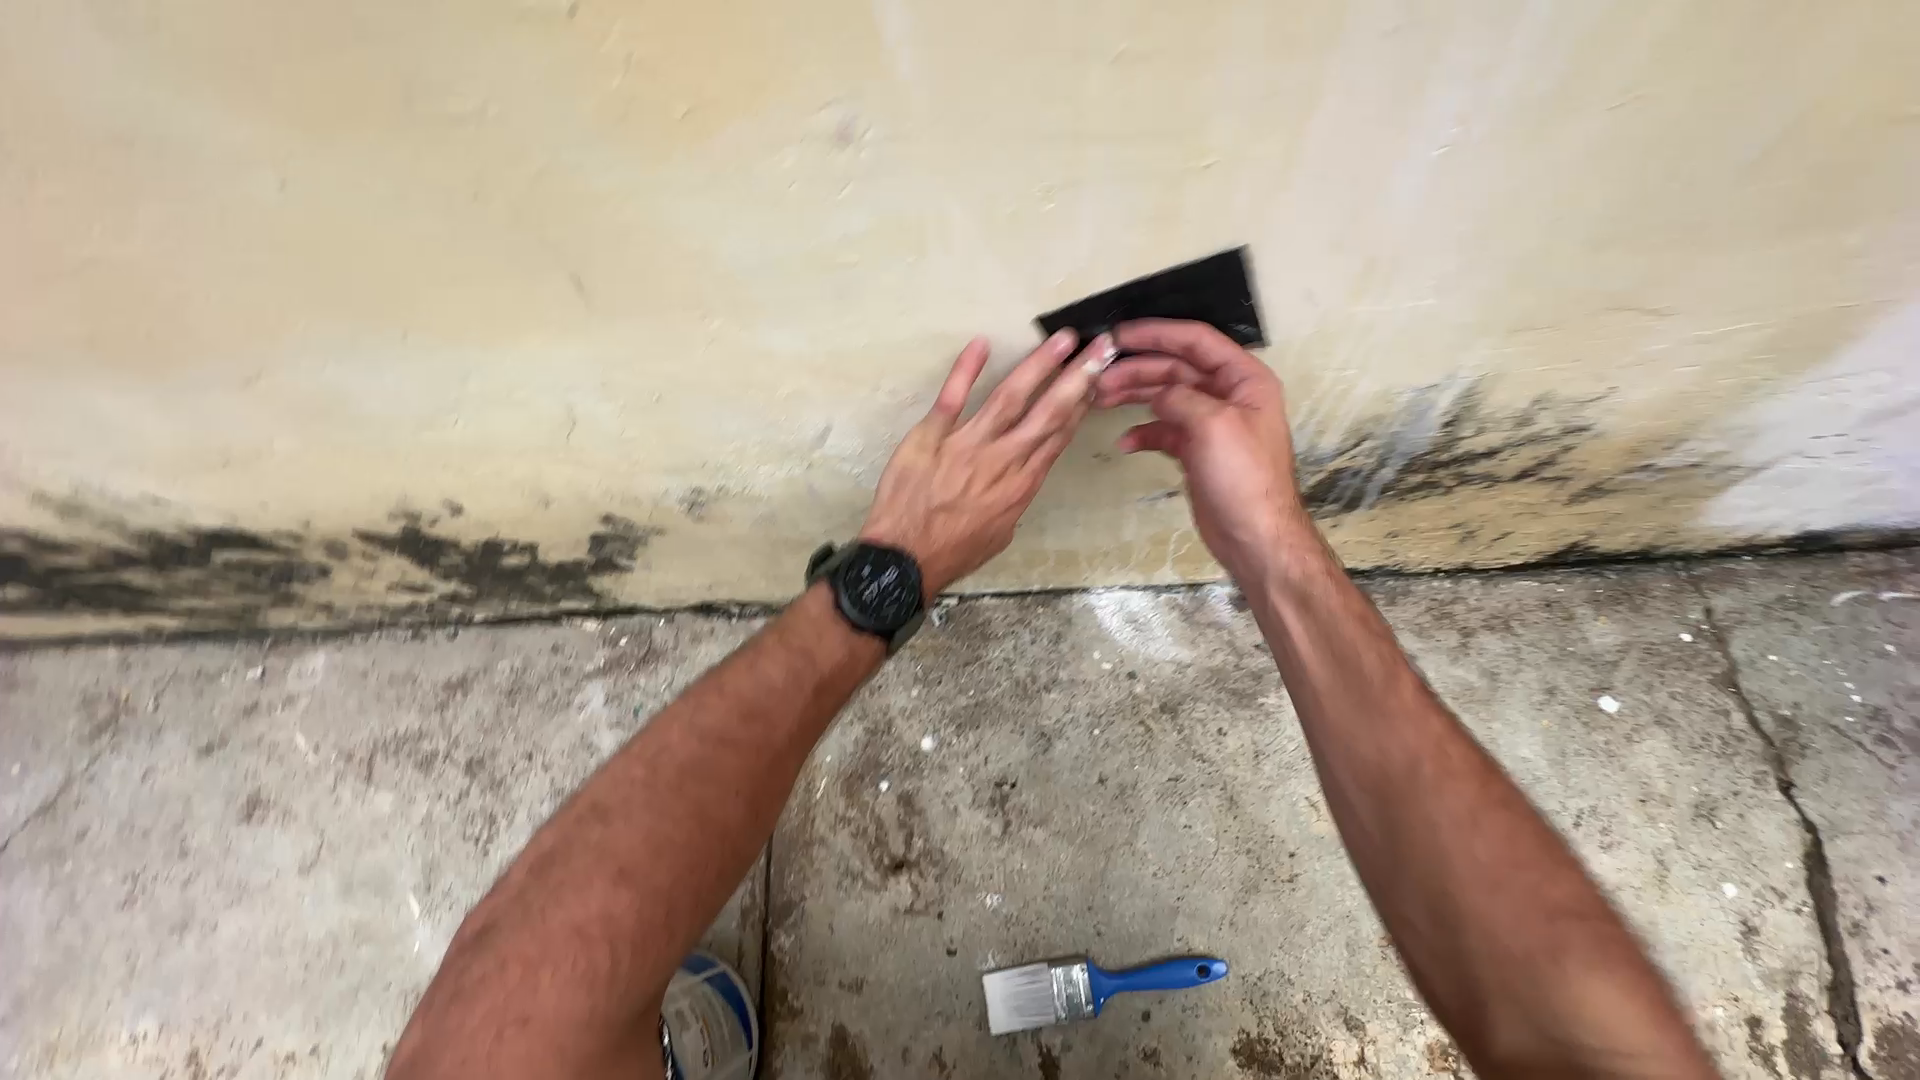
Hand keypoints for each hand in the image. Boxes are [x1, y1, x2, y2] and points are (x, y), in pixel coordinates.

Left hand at [860, 329, 1115, 595]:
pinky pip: (952, 397)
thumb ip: (1014, 499)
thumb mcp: (999, 533)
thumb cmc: (953, 552)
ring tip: (1062, 339)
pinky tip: (981, 343)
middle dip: (1077, 378)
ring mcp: (966, 445)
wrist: (905, 558)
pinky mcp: (930, 436)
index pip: (1057, 437)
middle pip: (1047, 413)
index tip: (1096, 381)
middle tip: (1099, 349)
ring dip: (1038, 366)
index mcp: (1020, 486)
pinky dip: (966, 369)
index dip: (1079, 407)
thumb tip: (1023, 476)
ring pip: (1009, 398)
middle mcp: (1001, 460)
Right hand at [1093, 319, 1310, 578]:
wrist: (1255, 536)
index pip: (1196, 341)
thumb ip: (1181, 398)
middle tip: (1100, 377)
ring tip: (1100, 400)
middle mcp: (1228, 395)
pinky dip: (1143, 433)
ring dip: (1134, 397)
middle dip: (1137, 370)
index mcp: (1244, 379)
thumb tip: (1158, 394)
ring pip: (1166, 398)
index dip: (1156, 334)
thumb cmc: (1243, 477)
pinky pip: (1164, 431)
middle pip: (1175, 369)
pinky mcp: (1196, 451)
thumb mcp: (1213, 425)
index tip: (1118, 335)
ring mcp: (1211, 424)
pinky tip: (1125, 443)